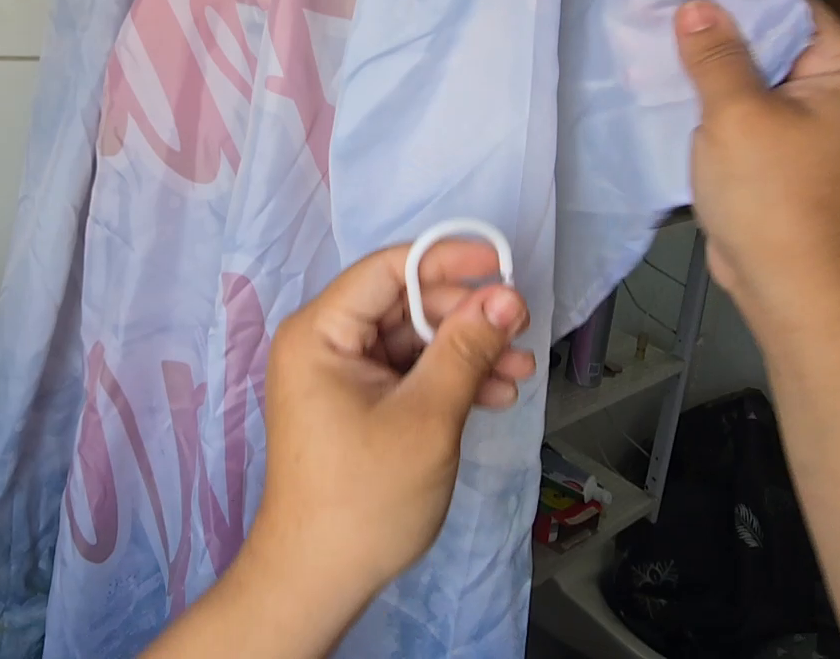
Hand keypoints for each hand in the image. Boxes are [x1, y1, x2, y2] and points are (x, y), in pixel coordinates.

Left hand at [245, 241, 533, 612]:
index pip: (386, 269)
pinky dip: (447, 379)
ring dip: (465, 351)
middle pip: (403, 303)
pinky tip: (494, 394)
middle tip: (520, 327)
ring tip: (519, 369)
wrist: (321, 579)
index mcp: (320, 331)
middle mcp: (324, 341)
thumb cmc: (366, 496)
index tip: (499, 265)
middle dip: (464, 316)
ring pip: (412, 339)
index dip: (445, 260)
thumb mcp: (426, 417)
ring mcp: (340, 372)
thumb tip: (507, 297)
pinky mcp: (357, 400)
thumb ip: (466, 350)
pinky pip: (406, 371)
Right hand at [674, 0, 839, 325]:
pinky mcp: (777, 154)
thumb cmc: (778, 200)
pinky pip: (740, 113)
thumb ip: (716, 56)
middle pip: (767, 44)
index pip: (789, 10)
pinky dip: (708, 105)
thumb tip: (698, 7)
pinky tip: (667, 98)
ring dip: (707, 72)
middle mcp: (833, 94)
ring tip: (654, 54)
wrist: (788, 283)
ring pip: (748, 80)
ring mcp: (806, 126)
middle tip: (658, 17)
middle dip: (715, 35)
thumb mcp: (737, 114)